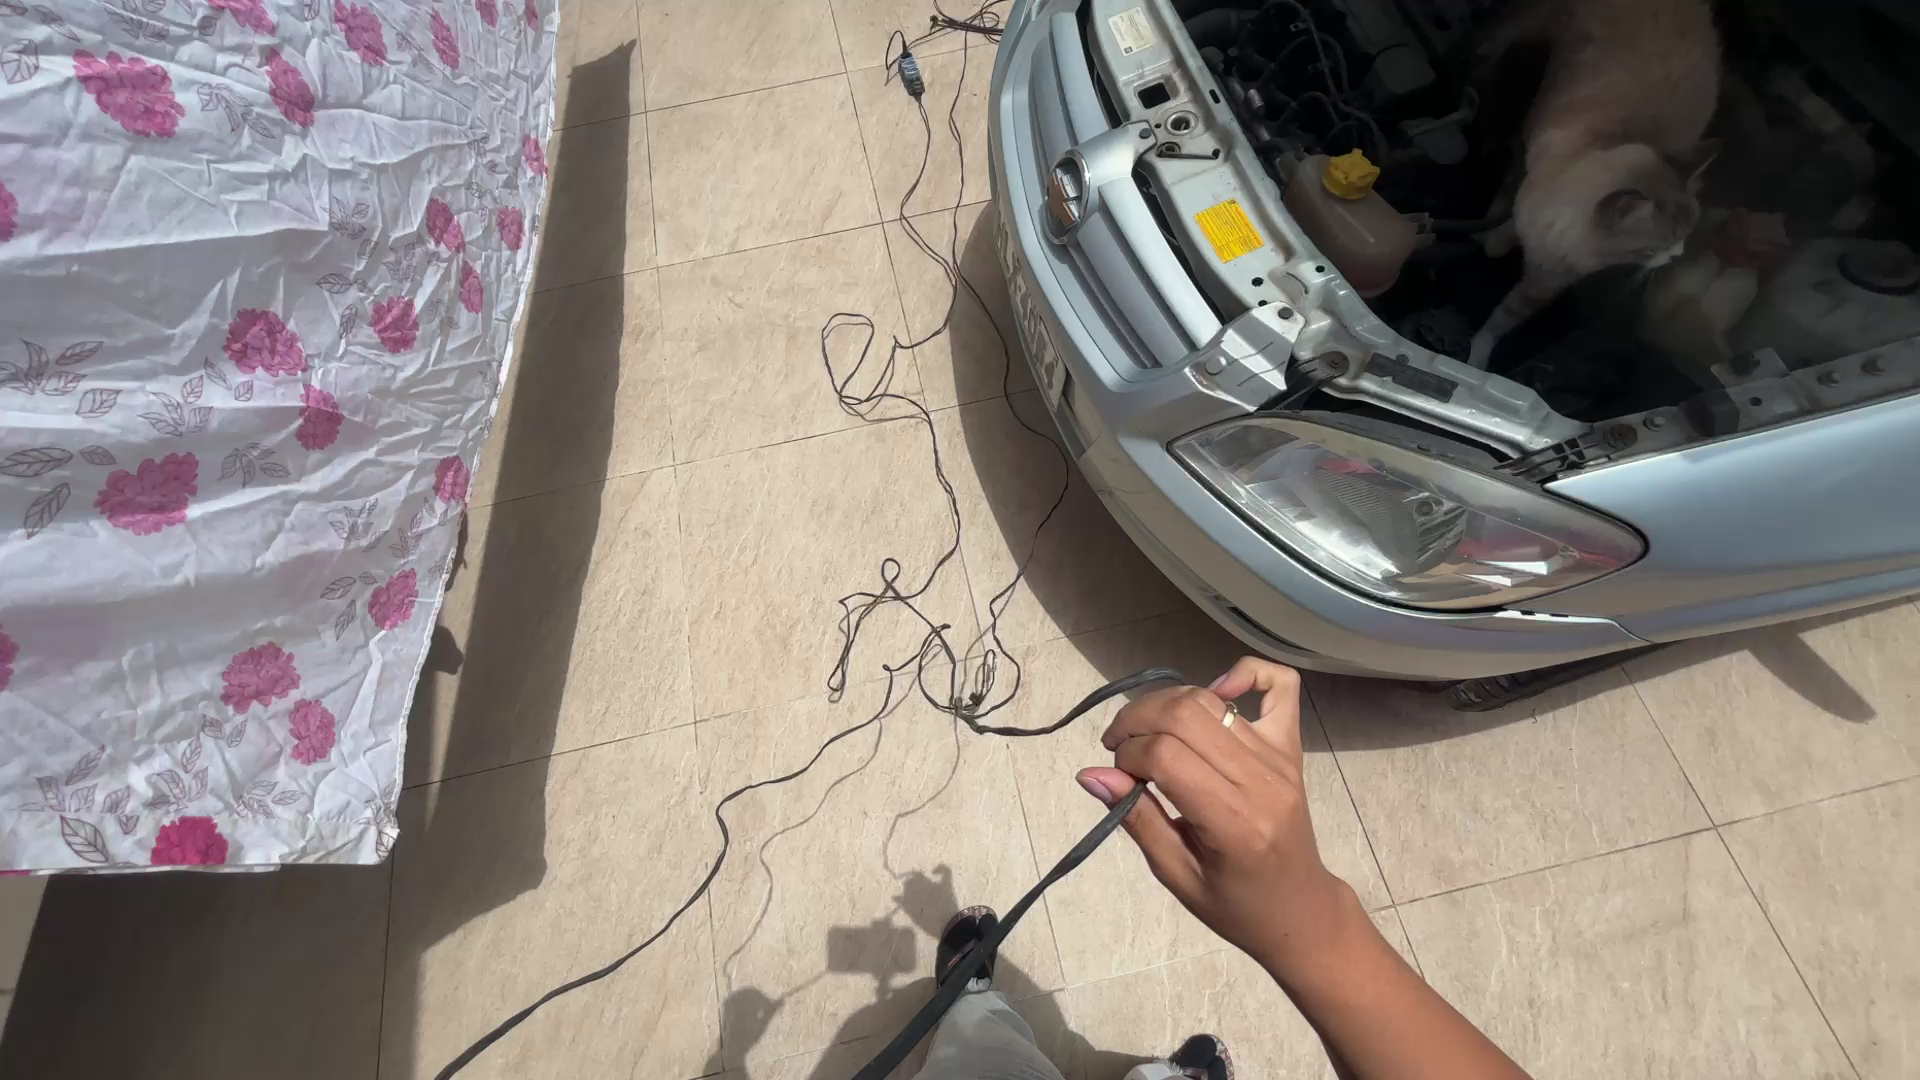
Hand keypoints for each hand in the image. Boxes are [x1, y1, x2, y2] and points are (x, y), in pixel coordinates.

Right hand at [1076, 657, 1359, 979]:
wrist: (1301, 912)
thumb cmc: (1234, 904)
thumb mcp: (1175, 875)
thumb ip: (1136, 818)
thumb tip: (1089, 773)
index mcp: (1233, 822)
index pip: (1165, 755)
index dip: (1128, 755)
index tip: (1120, 777)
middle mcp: (1261, 780)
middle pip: (1184, 714)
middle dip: (1135, 720)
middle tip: (1122, 749)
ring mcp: (1280, 758)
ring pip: (1209, 699)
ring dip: (1164, 703)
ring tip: (1147, 730)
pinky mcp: (1291, 746)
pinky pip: (1281, 685)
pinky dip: (1247, 672)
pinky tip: (1219, 690)